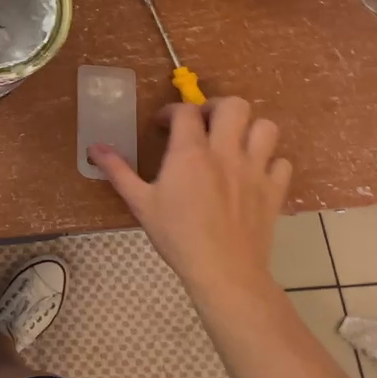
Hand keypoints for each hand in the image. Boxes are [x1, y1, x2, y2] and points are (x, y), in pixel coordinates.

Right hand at [87, 97, 290, 298]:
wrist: (224, 272)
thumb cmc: (177, 236)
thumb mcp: (140, 202)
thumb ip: (118, 171)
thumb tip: (94, 147)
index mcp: (191, 153)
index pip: (186, 111)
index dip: (172, 111)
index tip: (162, 125)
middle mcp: (226, 152)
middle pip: (235, 105)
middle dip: (217, 107)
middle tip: (203, 124)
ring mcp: (255, 170)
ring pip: (266, 127)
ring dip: (249, 129)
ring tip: (233, 142)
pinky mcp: (275, 190)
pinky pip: (282, 162)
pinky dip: (270, 162)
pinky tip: (254, 173)